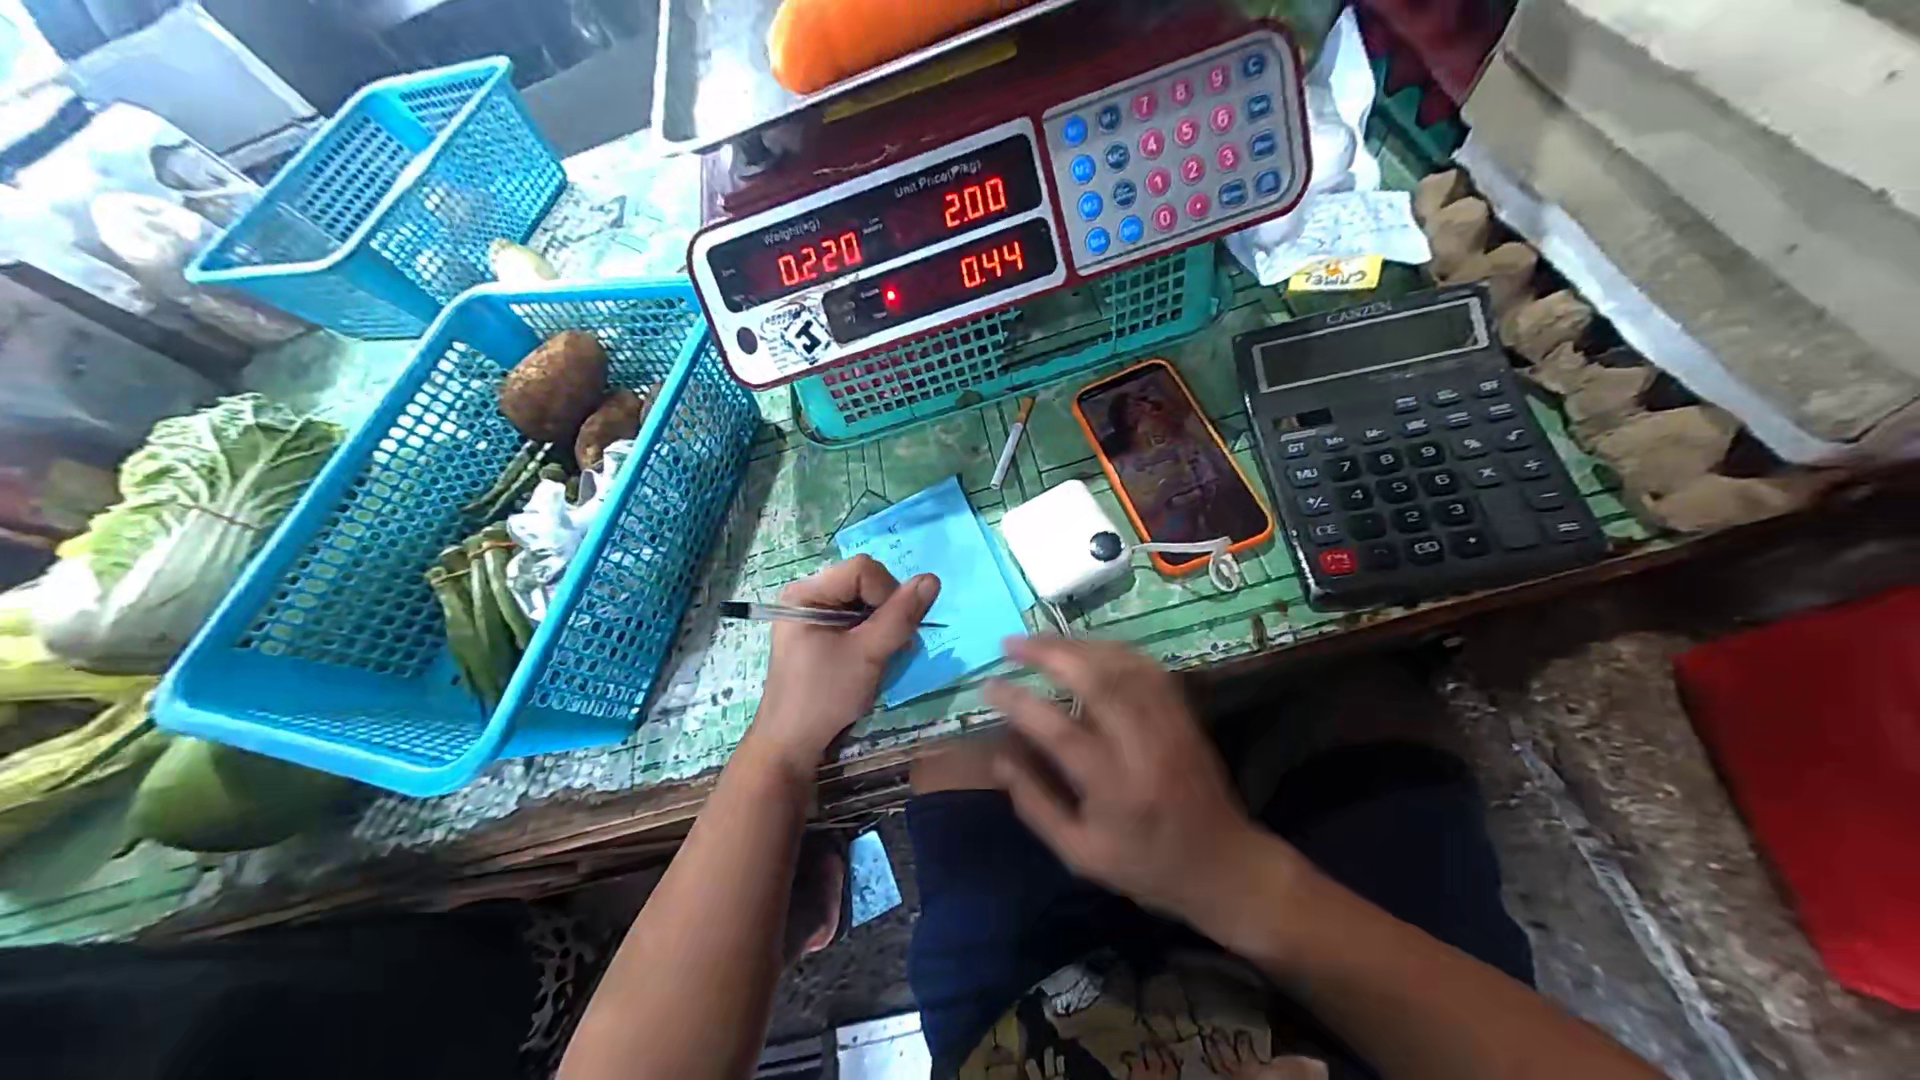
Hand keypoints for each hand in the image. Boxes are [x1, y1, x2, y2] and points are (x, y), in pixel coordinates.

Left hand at [747, 556, 938, 778]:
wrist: (792, 742)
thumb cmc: (824, 696)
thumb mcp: (868, 655)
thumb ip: (900, 616)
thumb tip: (932, 580)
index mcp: (807, 592)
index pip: (863, 569)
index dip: (888, 592)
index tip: (894, 629)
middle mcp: (809, 595)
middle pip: (865, 581)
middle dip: (887, 608)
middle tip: (893, 643)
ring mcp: (815, 613)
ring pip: (866, 599)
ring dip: (884, 622)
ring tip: (884, 651)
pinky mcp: (823, 631)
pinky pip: (858, 616)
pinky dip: (874, 632)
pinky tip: (873, 654)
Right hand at [986, 637, 1308, 931]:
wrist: (1224, 866)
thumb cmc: (1145, 867)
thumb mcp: (1079, 854)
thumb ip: (1035, 804)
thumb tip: (997, 757)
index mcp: (1115, 788)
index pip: (1058, 731)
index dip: (1019, 702)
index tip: (988, 685)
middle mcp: (1145, 747)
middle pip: (1096, 681)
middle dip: (1048, 653)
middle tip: (1011, 644)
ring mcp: (1170, 724)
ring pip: (1122, 665)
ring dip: (1077, 645)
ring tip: (1040, 640)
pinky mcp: (1184, 714)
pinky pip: (1146, 667)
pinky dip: (1112, 649)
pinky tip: (1086, 647)